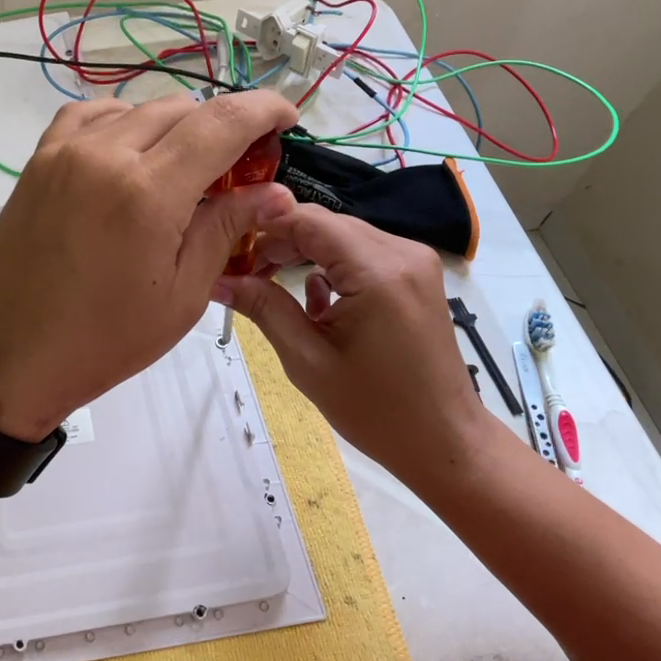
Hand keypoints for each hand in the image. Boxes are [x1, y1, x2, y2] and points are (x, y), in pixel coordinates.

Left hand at [0, 92, 297, 440]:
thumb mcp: (181, 296)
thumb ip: (226, 230)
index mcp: (147, 190)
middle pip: (182, 110)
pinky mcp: (38, 162)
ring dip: (172, 126)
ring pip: (136, 109)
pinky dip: (121, 123)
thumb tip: (274, 192)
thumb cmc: (101, 342)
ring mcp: (63, 153)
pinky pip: (89, 117)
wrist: (6, 358)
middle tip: (237, 168)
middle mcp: (104, 154)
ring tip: (184, 169)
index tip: (288, 117)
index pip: (222, 122)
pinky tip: (130, 155)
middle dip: (221, 127)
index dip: (264, 110)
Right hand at [215, 204, 494, 482]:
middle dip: (280, 241)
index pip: (308, 221)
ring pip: (343, 236)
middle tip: (241, 272)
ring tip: (266, 283)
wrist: (443, 440)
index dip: (263, 228)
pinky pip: (364, 254)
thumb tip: (217, 280)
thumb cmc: (374, 409)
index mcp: (378, 271)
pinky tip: (314, 300)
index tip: (227, 252)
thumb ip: (264, 308)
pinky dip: (333, 265)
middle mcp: (402, 252)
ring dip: (303, 253)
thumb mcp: (307, 360)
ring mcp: (415, 261)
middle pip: (326, 224)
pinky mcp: (417, 276)